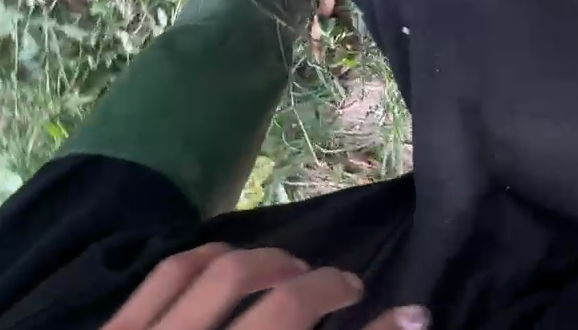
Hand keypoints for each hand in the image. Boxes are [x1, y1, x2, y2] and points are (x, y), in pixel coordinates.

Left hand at [101, 243, 428, 329]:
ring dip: (268, 261)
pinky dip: (210, 256)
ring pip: (223, 271)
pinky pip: (170, 271)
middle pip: (279, 304)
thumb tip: (399, 329)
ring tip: (290, 271)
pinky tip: (228, 265)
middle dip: (323, 285)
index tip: (407, 313)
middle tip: (340, 289)